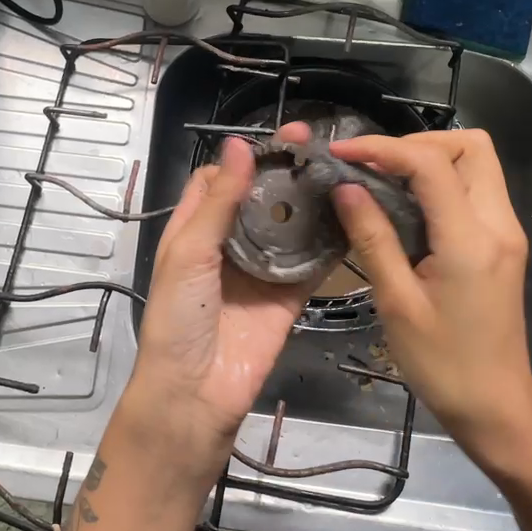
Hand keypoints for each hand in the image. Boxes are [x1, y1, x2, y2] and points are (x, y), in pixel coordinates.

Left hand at [123, 124, 316, 479]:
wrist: (195, 393)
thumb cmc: (178, 316)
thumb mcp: (189, 252)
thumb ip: (218, 201)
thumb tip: (240, 144)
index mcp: (195, 229)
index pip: (219, 180)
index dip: (244, 157)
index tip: (276, 136)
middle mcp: (229, 244)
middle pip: (260, 198)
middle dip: (284, 170)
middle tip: (316, 143)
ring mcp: (261, 270)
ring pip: (289, 225)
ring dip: (310, 199)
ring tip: (339, 168)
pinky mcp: (288, 296)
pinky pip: (312, 263)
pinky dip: (330, 241)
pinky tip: (353, 214)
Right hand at [327, 130, 531, 463]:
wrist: (495, 405)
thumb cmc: (441, 363)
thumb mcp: (396, 302)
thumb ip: (372, 237)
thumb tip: (345, 187)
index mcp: (470, 241)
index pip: (431, 164)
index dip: (383, 148)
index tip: (341, 152)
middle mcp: (498, 224)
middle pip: (470, 146)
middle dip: (416, 143)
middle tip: (372, 165)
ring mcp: (506, 232)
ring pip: (476, 162)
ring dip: (429, 158)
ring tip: (382, 180)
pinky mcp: (502, 242)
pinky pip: (474, 188)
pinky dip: (439, 180)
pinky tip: (404, 204)